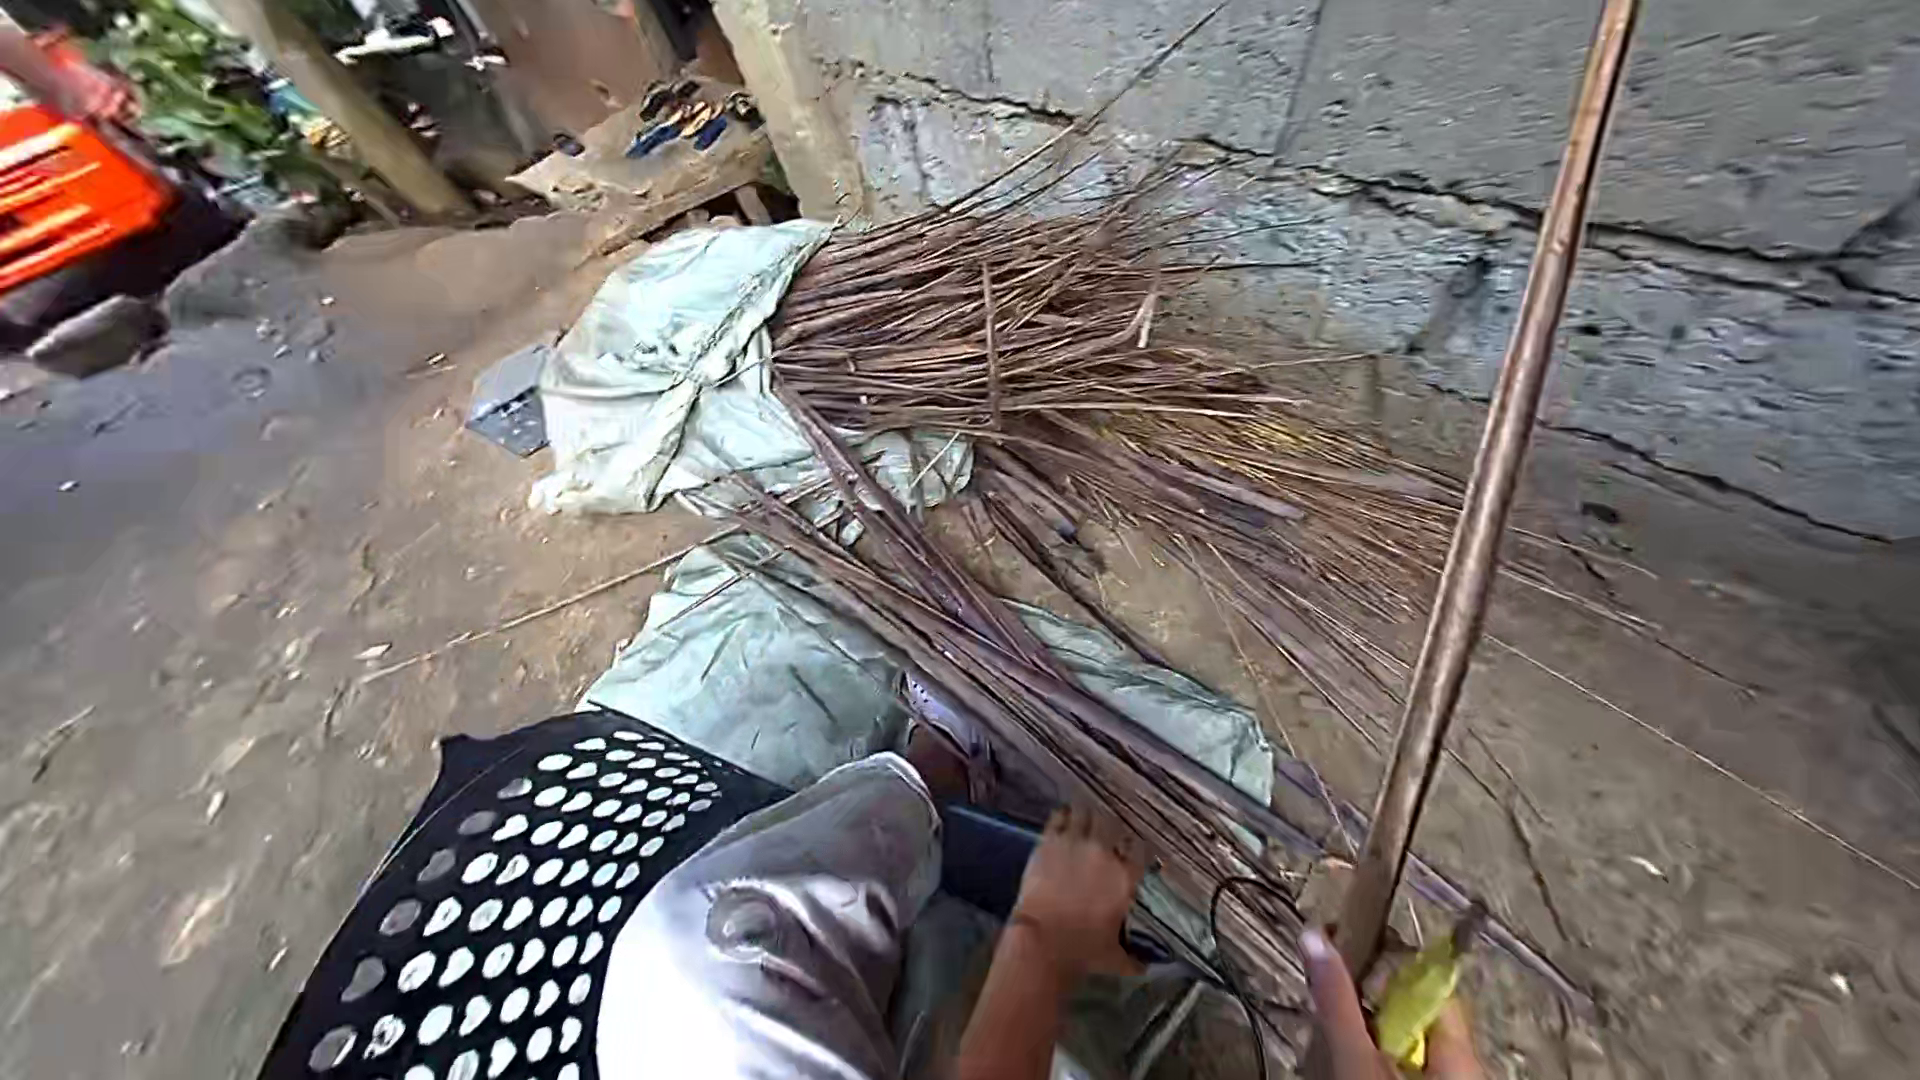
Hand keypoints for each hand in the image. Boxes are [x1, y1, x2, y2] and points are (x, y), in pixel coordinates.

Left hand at [1009, 805, 1146, 978]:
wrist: (1044, 940)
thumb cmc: (1083, 951)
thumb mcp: (1115, 957)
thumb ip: (1133, 957)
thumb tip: (1145, 967)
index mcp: (1125, 878)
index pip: (1140, 849)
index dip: (1136, 846)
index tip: (1131, 847)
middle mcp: (1104, 853)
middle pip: (1113, 822)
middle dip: (1110, 826)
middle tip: (1104, 831)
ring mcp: (1076, 841)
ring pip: (1086, 812)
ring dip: (1086, 815)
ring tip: (1083, 819)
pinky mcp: (1050, 839)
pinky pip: (1060, 815)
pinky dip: (1063, 814)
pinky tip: (1063, 817)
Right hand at [1301, 927, 1483, 1079]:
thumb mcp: (1355, 1063)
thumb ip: (1336, 999)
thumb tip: (1315, 933)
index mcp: (1462, 1054)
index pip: (1428, 981)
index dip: (1384, 960)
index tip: (1340, 951)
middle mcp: (1469, 1069)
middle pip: (1416, 1009)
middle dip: (1368, 997)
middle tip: (1327, 998)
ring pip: (1410, 1039)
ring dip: (1368, 1028)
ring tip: (1335, 1036)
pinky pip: (1411, 1066)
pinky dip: (1379, 1057)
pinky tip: (1353, 1066)